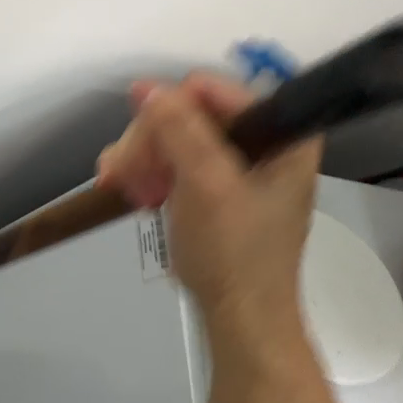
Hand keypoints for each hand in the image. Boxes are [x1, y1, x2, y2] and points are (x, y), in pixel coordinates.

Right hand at [96, 73, 321, 327]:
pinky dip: (144, 171)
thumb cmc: (233, 250)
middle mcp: (260, 145)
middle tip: (127, 170)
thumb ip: (181, 130)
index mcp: (281, 137)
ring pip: (170, 136)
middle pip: (186, 113)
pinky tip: (129, 191)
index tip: (144, 134)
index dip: (174, 106)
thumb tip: (148, 88)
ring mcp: (232, 168)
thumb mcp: (206, 184)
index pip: (216, 91)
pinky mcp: (210, 188)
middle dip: (149, 139)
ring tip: (122, 185)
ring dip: (138, 157)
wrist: (239, 315)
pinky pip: (169, 160)